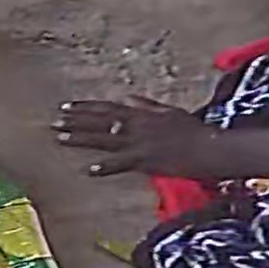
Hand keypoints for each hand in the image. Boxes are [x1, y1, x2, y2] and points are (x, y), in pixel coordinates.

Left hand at [53, 97, 226, 176]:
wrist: (215, 148)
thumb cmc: (194, 131)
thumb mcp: (169, 113)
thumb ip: (146, 106)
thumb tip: (127, 98)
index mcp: (140, 115)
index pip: (106, 108)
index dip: (84, 107)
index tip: (65, 106)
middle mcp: (136, 126)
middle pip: (99, 122)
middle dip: (75, 121)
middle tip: (53, 122)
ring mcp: (139, 143)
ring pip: (104, 139)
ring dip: (81, 138)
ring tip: (59, 138)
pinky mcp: (146, 160)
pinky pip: (121, 164)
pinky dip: (105, 167)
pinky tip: (88, 169)